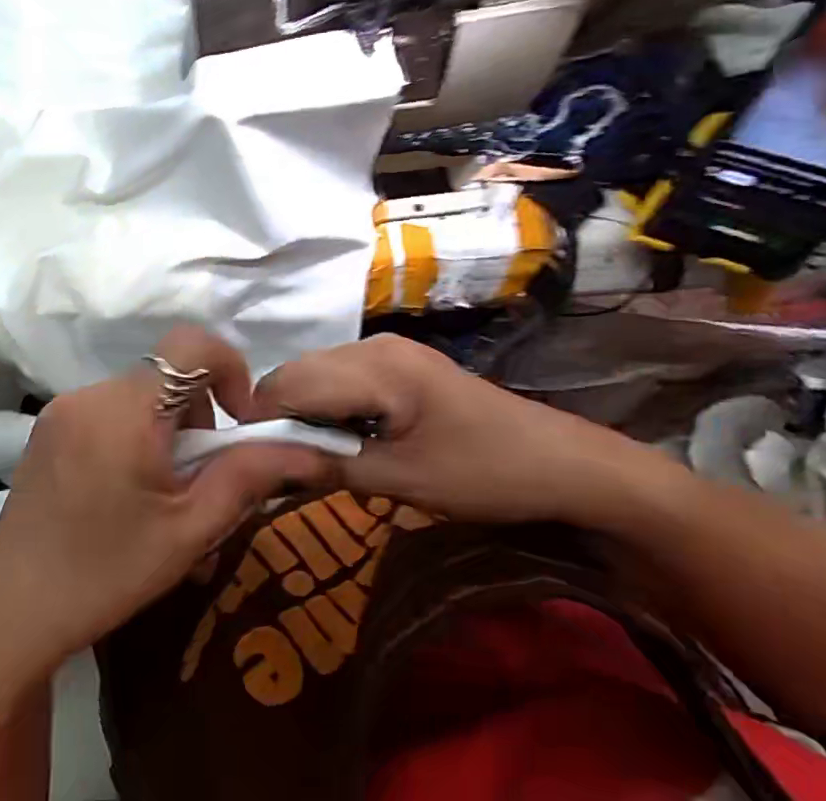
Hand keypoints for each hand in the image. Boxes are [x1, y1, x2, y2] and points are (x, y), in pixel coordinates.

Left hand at [0, 328, 333, 686]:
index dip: (231, 368)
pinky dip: (135, 436)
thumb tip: (308, 449)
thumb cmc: (107, 573)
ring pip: (138, 397)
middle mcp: (87, 394)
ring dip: (168, 430)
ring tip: (167, 497)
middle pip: (165, 375)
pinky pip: (107, 415)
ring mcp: (60, 410)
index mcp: (123, 409)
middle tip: (203, 479)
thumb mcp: (190, 530)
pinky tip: (130, 494)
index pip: (190, 344)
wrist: (14, 608)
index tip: (243, 423)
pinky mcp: (46, 430)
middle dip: (200, 415)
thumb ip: (248, 476)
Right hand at [252, 334, 673, 524]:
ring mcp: (386, 350)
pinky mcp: (397, 362)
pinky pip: (338, 377)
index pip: (285, 385)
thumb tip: (262, 465)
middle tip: (285, 464)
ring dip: (302, 412)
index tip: (256, 463)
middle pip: (293, 374)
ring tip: (315, 455)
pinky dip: (326, 406)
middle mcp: (372, 346)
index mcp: (375, 368)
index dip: (261, 423)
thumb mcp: (402, 479)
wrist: (570, 466)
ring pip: (312, 374)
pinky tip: (343, 438)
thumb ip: (327, 466)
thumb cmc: (487, 473)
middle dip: (278, 417)